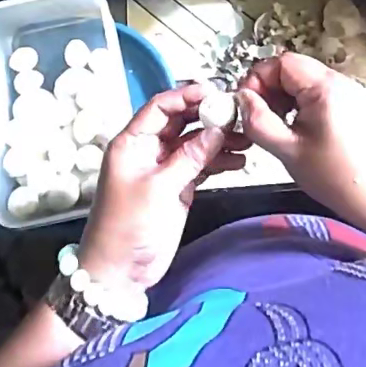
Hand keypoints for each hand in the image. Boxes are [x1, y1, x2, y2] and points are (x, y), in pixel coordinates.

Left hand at [77, 84, 247, 291]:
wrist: (119, 274)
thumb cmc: (128, 227)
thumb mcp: (160, 188)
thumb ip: (190, 156)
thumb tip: (218, 129)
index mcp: (133, 143)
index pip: (161, 107)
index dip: (187, 95)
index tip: (215, 92)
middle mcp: (148, 149)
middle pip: (181, 121)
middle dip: (209, 116)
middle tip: (238, 114)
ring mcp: (164, 168)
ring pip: (195, 142)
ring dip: (219, 139)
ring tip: (246, 140)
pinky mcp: (177, 186)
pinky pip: (200, 164)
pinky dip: (218, 161)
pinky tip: (238, 161)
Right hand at [237, 52, 365, 214]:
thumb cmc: (335, 176)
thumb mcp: (287, 150)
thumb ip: (258, 121)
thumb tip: (241, 99)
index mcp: (324, 87)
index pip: (280, 62)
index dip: (257, 79)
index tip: (247, 104)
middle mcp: (337, 81)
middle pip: (291, 68)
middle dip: (268, 88)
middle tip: (259, 116)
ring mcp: (345, 91)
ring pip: (302, 80)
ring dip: (282, 96)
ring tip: (276, 125)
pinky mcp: (349, 103)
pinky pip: (315, 92)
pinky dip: (298, 103)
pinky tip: (295, 128)